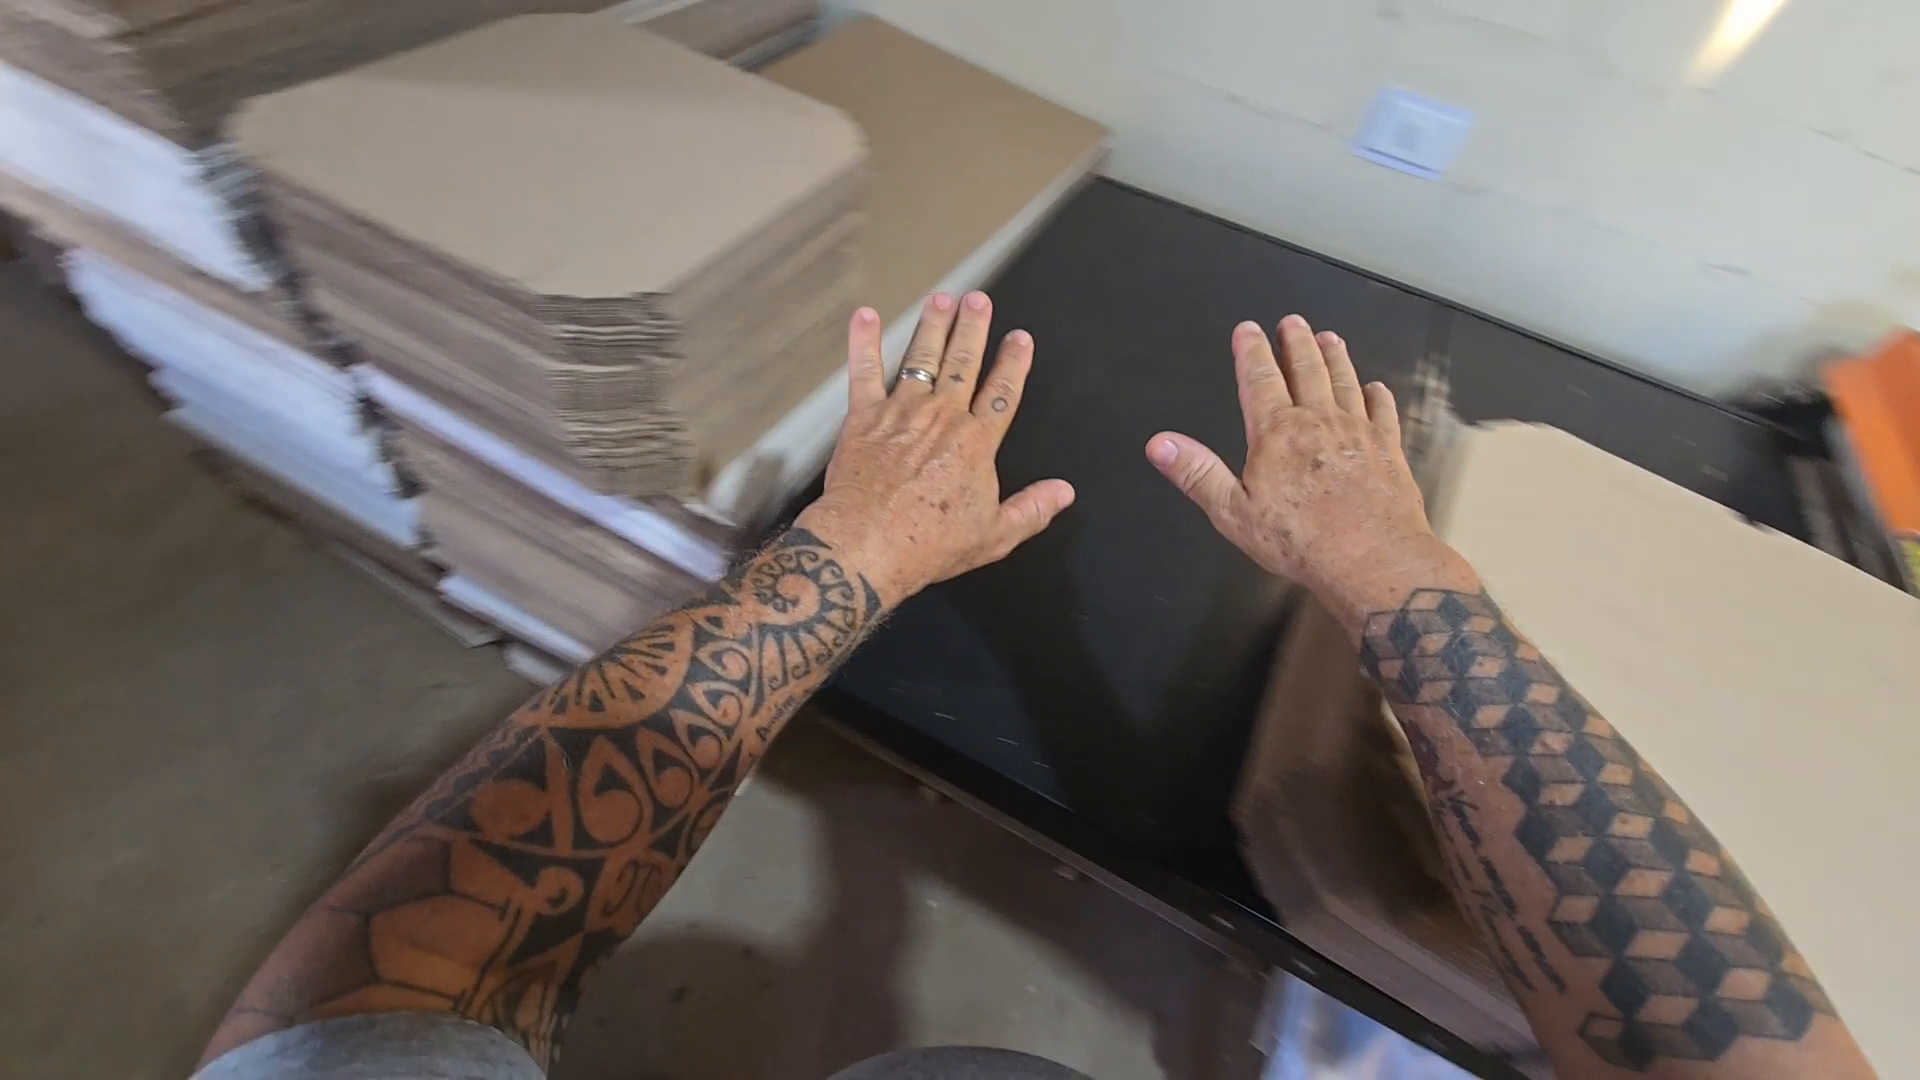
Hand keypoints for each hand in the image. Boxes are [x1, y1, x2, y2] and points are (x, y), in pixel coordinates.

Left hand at [796, 291, 1075, 603]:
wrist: (870, 543)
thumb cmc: (930, 543)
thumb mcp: (994, 535)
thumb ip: (1032, 509)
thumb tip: (1064, 492)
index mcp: (976, 443)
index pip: (1002, 392)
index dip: (1013, 363)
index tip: (1019, 339)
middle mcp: (942, 417)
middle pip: (963, 363)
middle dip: (973, 328)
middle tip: (979, 300)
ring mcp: (902, 412)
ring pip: (921, 357)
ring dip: (933, 326)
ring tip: (942, 299)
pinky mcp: (864, 417)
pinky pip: (864, 371)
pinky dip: (865, 342)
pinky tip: (866, 316)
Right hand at [1145, 315, 1473, 625]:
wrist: (1371, 559)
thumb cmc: (1296, 538)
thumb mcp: (1231, 511)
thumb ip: (1195, 473)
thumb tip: (1158, 443)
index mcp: (1277, 432)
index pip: (1259, 380)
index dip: (1251, 352)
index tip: (1248, 329)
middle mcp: (1319, 421)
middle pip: (1307, 370)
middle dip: (1296, 343)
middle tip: (1293, 321)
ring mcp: (1358, 433)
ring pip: (1345, 383)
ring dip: (1335, 358)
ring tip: (1330, 338)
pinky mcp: (1388, 452)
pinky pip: (1383, 413)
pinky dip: (1378, 396)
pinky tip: (1376, 388)